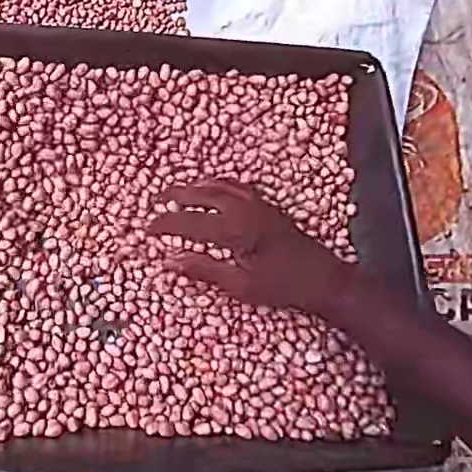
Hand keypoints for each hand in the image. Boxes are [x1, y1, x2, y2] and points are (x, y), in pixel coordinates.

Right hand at [147, 180, 361, 317]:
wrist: (324, 278)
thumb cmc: (282, 287)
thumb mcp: (239, 286)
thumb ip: (203, 270)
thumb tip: (170, 262)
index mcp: (234, 230)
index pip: (188, 222)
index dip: (165, 224)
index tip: (148, 230)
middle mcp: (243, 210)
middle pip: (200, 194)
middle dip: (174, 195)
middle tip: (156, 200)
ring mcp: (256, 204)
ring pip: (218, 185)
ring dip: (194, 186)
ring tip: (177, 191)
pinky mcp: (266, 205)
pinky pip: (235, 185)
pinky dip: (217, 184)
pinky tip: (212, 188)